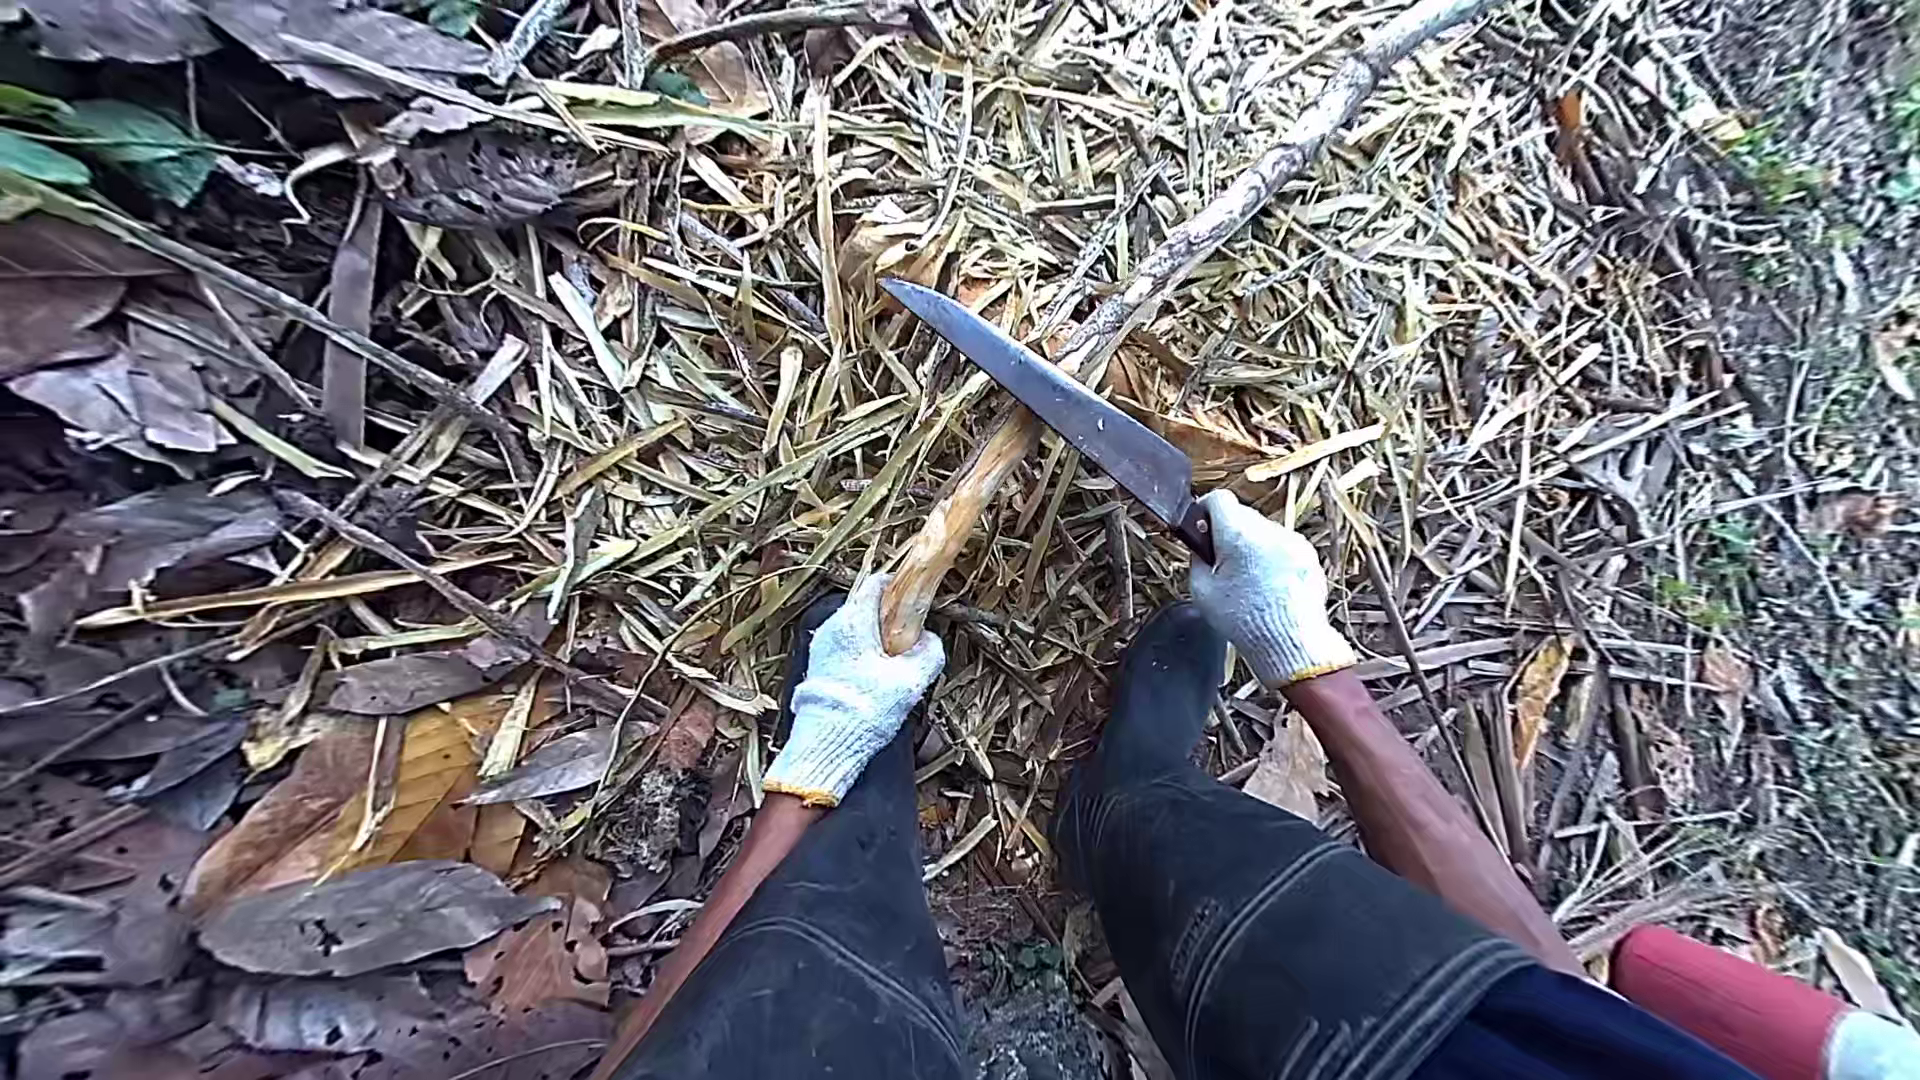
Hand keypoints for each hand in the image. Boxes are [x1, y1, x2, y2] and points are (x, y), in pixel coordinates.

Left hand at [762, 574, 944, 805]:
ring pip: (855, 627)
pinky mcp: (817, 666)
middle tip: (910, 636)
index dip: (899, 586)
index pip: (877, 583)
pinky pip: (845, 646)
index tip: (915, 599)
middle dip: (890, 616)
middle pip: (867, 605)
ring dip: (877, 636)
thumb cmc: (867, 708)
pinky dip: (863, 652)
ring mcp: (821, 646)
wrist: (825, 747)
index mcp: (852, 620)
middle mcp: (832, 627)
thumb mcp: (911, 680)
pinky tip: (876, 677)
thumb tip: (929, 639)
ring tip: (896, 661)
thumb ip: (929, 652)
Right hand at [1189, 489, 1355, 685]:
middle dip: (1226, 530)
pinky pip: (1281, 544)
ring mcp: (1293, 542)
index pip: (1219, 498)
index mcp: (1238, 536)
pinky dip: (1269, 555)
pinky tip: (1265, 583)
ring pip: (1262, 529)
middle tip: (1220, 559)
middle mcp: (1269, 532)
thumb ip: (1198, 557)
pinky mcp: (1308, 555)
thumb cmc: (1242, 620)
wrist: (1290, 643)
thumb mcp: (1201, 589)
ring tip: (1245, 577)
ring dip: (1249, 543)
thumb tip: (1200, 541)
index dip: (1204, 509)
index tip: (1200, 526)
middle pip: (1241, 514)